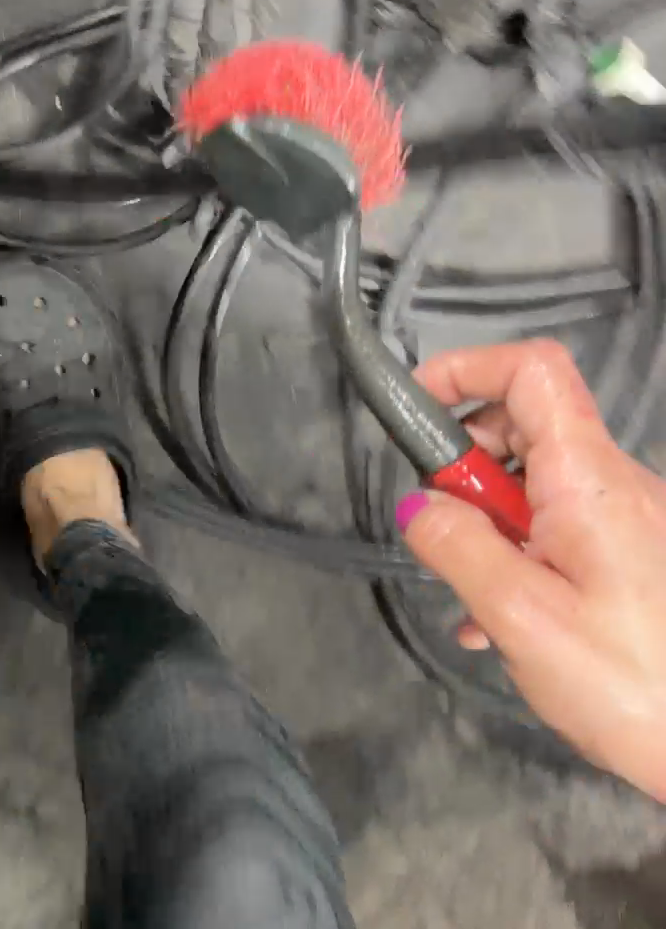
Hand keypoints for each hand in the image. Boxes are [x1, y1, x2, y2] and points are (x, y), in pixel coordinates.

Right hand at [400, 340, 665, 799]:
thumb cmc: (642, 685)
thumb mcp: (522, 616)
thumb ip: (455, 545)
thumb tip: (418, 504)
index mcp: (593, 486)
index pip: (534, 373)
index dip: (464, 370)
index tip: (413, 414)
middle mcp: (616, 490)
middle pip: (521, 428)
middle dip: (458, 469)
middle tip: (444, 529)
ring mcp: (627, 524)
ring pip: (529, 488)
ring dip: (479, 524)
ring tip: (471, 589)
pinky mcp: (630, 558)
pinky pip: (551, 530)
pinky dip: (508, 554)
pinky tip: (496, 614)